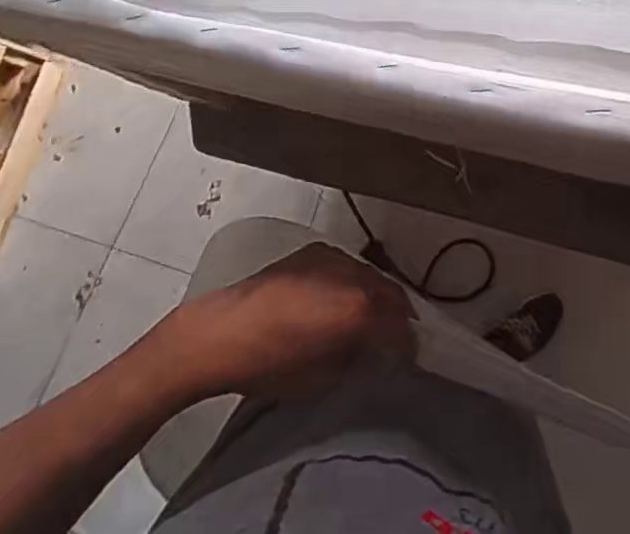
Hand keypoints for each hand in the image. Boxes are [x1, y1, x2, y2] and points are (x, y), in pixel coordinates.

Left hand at [148, 243, 415, 401]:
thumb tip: (373, 351)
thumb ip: (358, 358)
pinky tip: (340, 298)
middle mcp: (354, 276)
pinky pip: (348, 266)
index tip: (407, 357)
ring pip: (372, 275)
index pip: (402, 326)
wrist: (221, 332)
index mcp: (360, 309)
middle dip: (397, 315)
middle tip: (394, 337)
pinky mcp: (314, 251)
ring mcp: (334, 258)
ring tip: (367, 317)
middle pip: (392, 293)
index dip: (408, 344)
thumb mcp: (323, 377)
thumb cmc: (269, 365)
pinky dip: (353, 281)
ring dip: (376, 295)